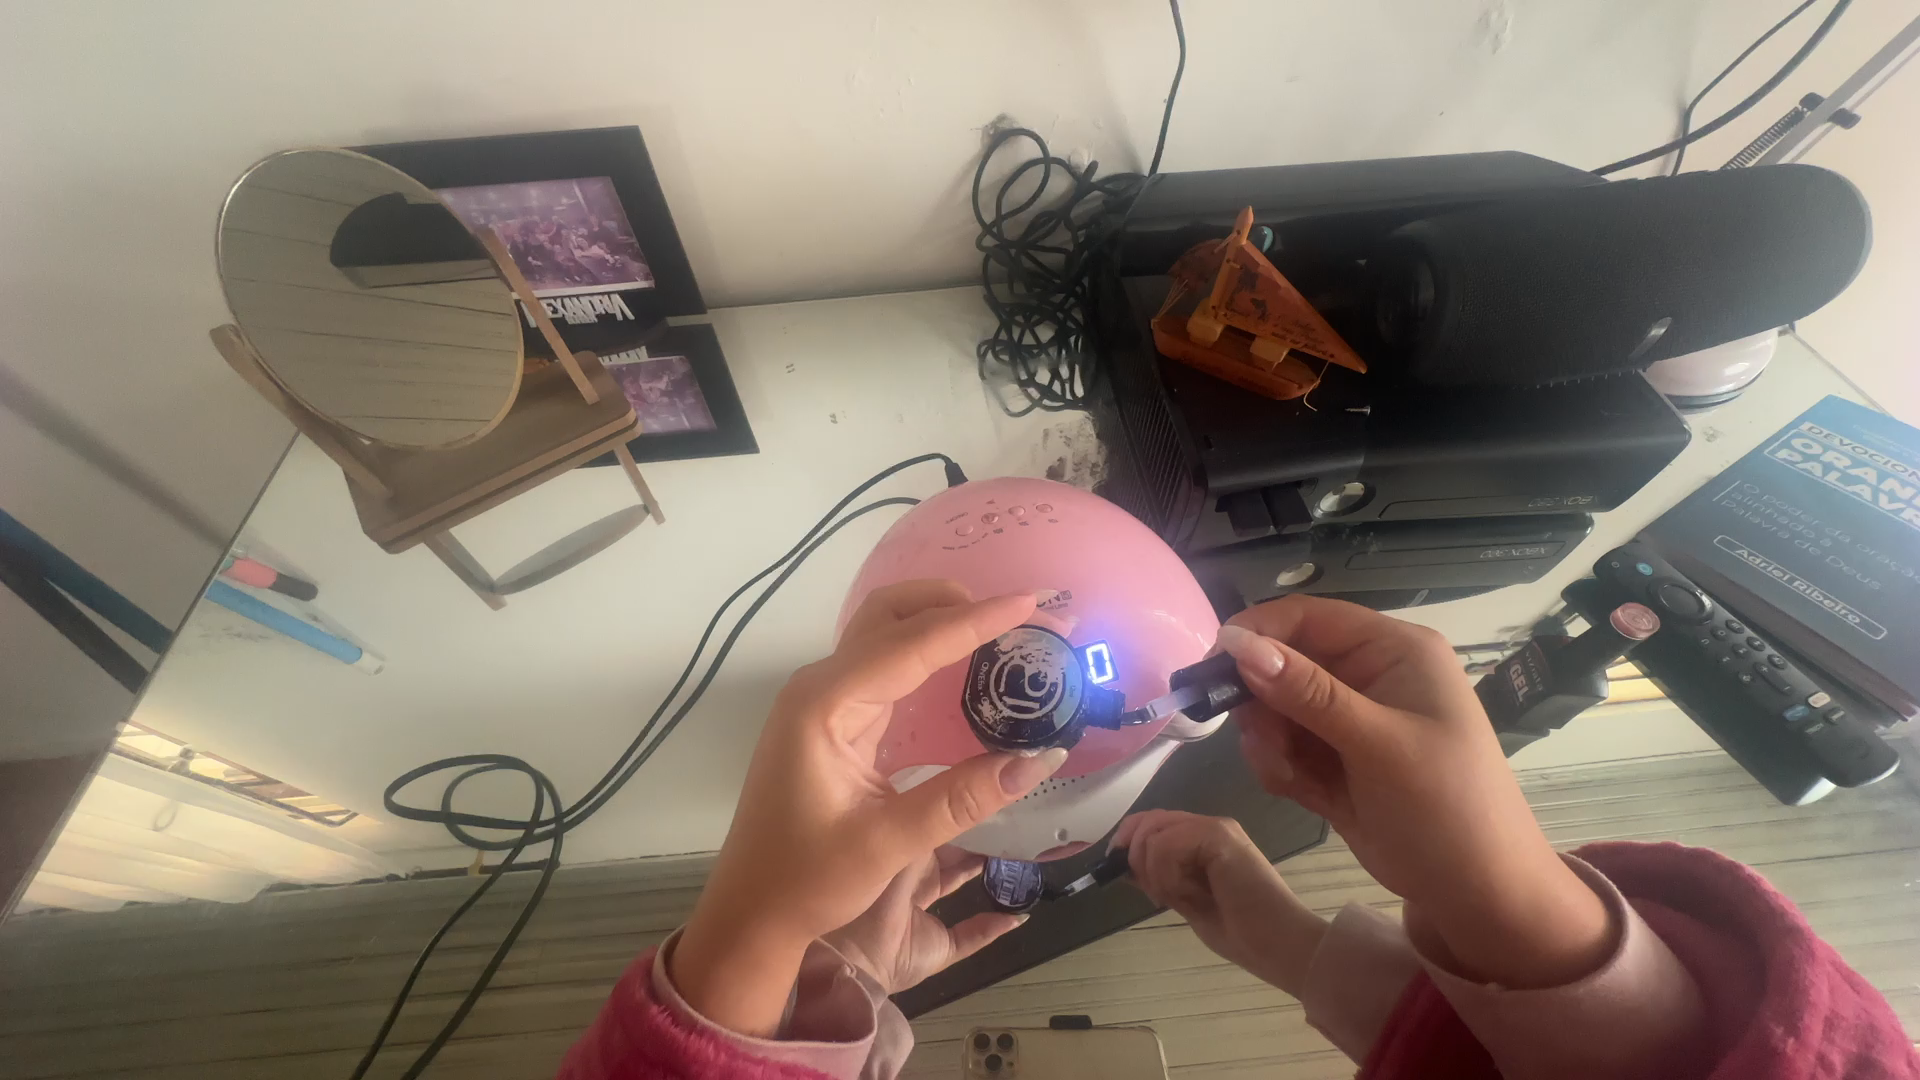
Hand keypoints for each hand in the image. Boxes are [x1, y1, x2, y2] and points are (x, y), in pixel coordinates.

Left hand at [671, 581, 1067, 1034]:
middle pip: (890, 614)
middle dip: (953, 603)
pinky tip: (963, 661)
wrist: (751, 909)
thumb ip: (964, 797)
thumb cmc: (806, 880)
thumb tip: (1042, 757)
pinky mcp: (835, 712)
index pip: (911, 644)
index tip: (1028, 603)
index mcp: (826, 705)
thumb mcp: (888, 843)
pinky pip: (886, 660)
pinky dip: (928, 648)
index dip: (973, 621)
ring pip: (887, 630)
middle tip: (1015, 615)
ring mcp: (825, 695)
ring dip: (941, 619)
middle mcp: (822, 684)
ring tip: (1000, 628)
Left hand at [1112, 810, 1326, 995]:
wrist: (1281, 948)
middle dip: (1136, 857)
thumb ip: (1159, 877)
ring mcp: (1214, 826)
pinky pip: (1167, 845)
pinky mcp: (1219, 835)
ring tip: (1179, 899)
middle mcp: (1207, 825)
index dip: (1127, 841)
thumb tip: (1121, 863)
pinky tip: (1187, 895)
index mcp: (1201, 837)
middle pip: (1146, 820)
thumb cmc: (1242, 933)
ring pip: (1152, 833)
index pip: (1150, 821)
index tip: (1118, 871)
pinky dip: (1166, 875)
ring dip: (1154, 873)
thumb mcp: (1185, 900)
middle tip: (1158, 894)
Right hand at [1213, 596, 1615, 988]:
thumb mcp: (1377, 744)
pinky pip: (1278, 742)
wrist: (1481, 901)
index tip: (1211, 668)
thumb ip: (1305, 691)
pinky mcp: (1330, 754)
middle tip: (1261, 741)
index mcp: (1391, 650)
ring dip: (1268, 740)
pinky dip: (1277, 765)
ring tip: (1289, 775)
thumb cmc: (1447, 810)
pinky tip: (1302, 791)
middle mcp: (1365, 673)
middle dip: (1261, 702)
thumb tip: (1235, 642)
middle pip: (1279, 661)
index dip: (1255, 634)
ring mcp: (1346, 716)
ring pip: (1271, 705)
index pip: (1305, 617)